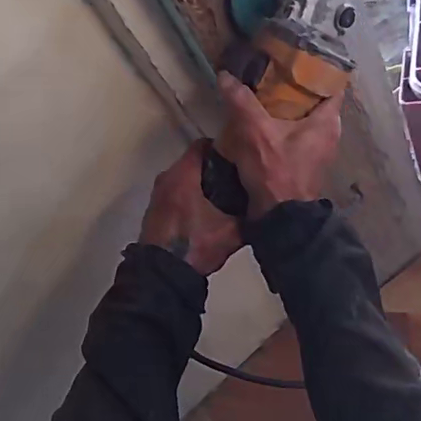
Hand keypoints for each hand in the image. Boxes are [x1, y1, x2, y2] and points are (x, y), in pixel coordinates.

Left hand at [140, 139, 244, 274]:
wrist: (163, 275)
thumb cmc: (195, 246)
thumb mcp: (232, 232)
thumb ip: (249, 215)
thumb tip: (265, 205)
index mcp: (183, 175)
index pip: (202, 145)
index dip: (222, 148)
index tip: (238, 157)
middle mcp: (167, 178)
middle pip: (193, 162)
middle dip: (214, 168)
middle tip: (236, 178)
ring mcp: (158, 195)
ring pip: (184, 178)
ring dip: (201, 184)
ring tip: (224, 196)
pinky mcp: (155, 210)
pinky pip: (176, 193)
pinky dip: (190, 196)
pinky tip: (206, 212)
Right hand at [214, 71, 342, 219]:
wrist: (280, 218)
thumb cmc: (276, 172)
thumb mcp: (256, 131)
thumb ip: (241, 101)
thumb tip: (226, 75)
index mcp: (327, 120)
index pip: (331, 82)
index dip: (315, 66)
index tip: (295, 55)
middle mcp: (329, 132)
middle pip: (314, 98)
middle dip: (293, 84)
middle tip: (270, 70)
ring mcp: (318, 148)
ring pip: (303, 116)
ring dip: (284, 105)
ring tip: (261, 91)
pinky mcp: (305, 161)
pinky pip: (295, 132)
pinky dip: (280, 123)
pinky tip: (260, 118)